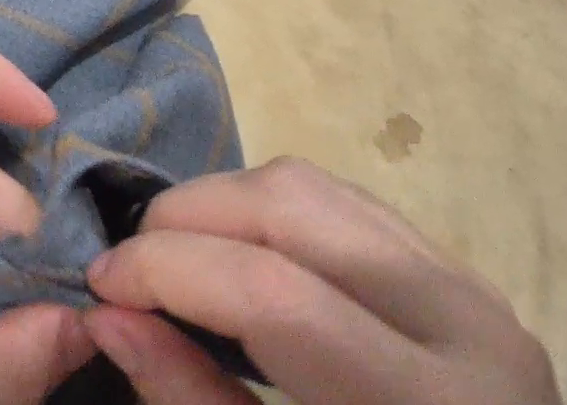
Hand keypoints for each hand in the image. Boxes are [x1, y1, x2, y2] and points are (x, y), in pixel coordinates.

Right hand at [83, 157, 562, 404]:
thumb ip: (188, 397)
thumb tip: (104, 314)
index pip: (271, 293)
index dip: (163, 270)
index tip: (100, 285)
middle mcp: (464, 325)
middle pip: (286, 204)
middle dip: (180, 217)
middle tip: (135, 268)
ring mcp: (466, 285)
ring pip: (305, 184)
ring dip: (215, 204)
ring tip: (177, 256)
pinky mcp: (451, 269)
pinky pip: (332, 197)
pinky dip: (260, 208)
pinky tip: (237, 253)